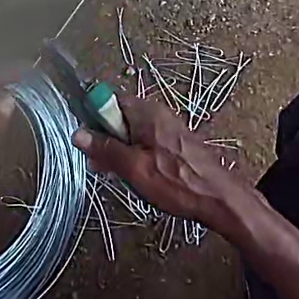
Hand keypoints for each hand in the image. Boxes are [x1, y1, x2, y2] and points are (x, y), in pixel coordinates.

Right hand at [72, 95, 257, 235]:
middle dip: (107, 141)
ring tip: (124, 177)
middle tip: (105, 167)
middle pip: (119, 118)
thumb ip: (105, 149)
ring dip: (122, 153)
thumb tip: (79, 133)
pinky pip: (146, 144)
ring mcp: (167, 128)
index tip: (88, 142)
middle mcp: (157, 114)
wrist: (219, 198)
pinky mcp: (175, 144)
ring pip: (132, 134)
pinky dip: (138, 158)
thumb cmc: (177, 182)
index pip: (108, 100)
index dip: (94, 119)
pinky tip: (141, 178)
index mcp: (147, 112)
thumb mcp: (133, 168)